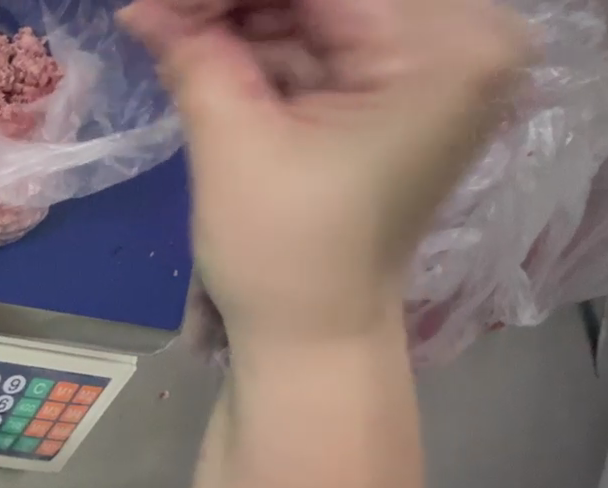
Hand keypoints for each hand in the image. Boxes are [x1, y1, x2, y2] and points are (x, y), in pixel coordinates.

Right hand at [119, 0, 532, 353]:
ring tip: (170, 40)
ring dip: (242, 27)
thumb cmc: (280, 256)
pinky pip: (326, 54)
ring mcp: (435, 69)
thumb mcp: (232, 150)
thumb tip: (144, 9)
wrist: (309, 335)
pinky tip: (206, 58)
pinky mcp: (400, 98)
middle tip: (157, 20)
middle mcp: (463, 39)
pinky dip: (264, 57)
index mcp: (446, 47)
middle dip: (235, 8)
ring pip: (323, 20)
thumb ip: (195, 61)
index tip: (156, 7)